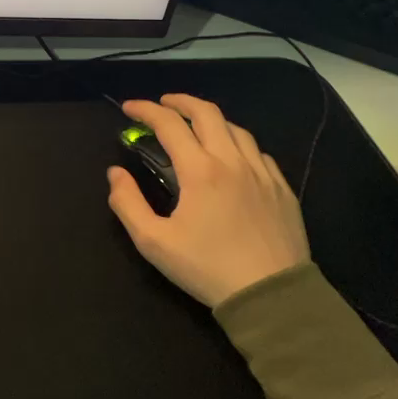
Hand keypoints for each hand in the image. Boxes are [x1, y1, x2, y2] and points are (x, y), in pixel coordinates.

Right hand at [106, 94, 309, 307]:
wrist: (272, 296)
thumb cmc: (207, 268)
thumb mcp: (153, 242)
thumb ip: (127, 203)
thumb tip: (115, 173)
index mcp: (199, 170)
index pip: (169, 124)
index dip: (145, 110)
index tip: (129, 108)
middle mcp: (232, 161)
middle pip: (207, 113)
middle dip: (180, 101)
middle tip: (163, 104)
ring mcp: (262, 173)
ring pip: (236, 128)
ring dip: (211, 119)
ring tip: (196, 126)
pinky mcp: (282, 189)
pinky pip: (259, 152)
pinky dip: (238, 143)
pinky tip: (233, 156)